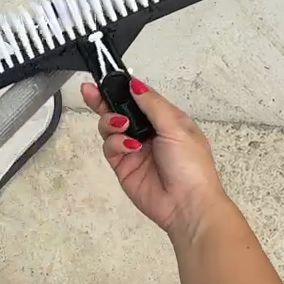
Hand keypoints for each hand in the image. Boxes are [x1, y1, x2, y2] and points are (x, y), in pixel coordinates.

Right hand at [80, 78, 231, 239]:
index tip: (105, 78)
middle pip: (118, 110)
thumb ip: (152, 104)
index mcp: (165, 119)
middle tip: (91, 92)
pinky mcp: (123, 166)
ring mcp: (133, 149)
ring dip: (111, 122)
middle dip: (103, 100)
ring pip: (110, 127)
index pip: (138, 98)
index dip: (122, 87)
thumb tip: (135, 84)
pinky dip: (115, 143)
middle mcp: (147, 132)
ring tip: (121, 126)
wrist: (187, 205)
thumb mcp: (176, 127)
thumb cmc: (192, 167)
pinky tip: (128, 147)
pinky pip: (110, 147)